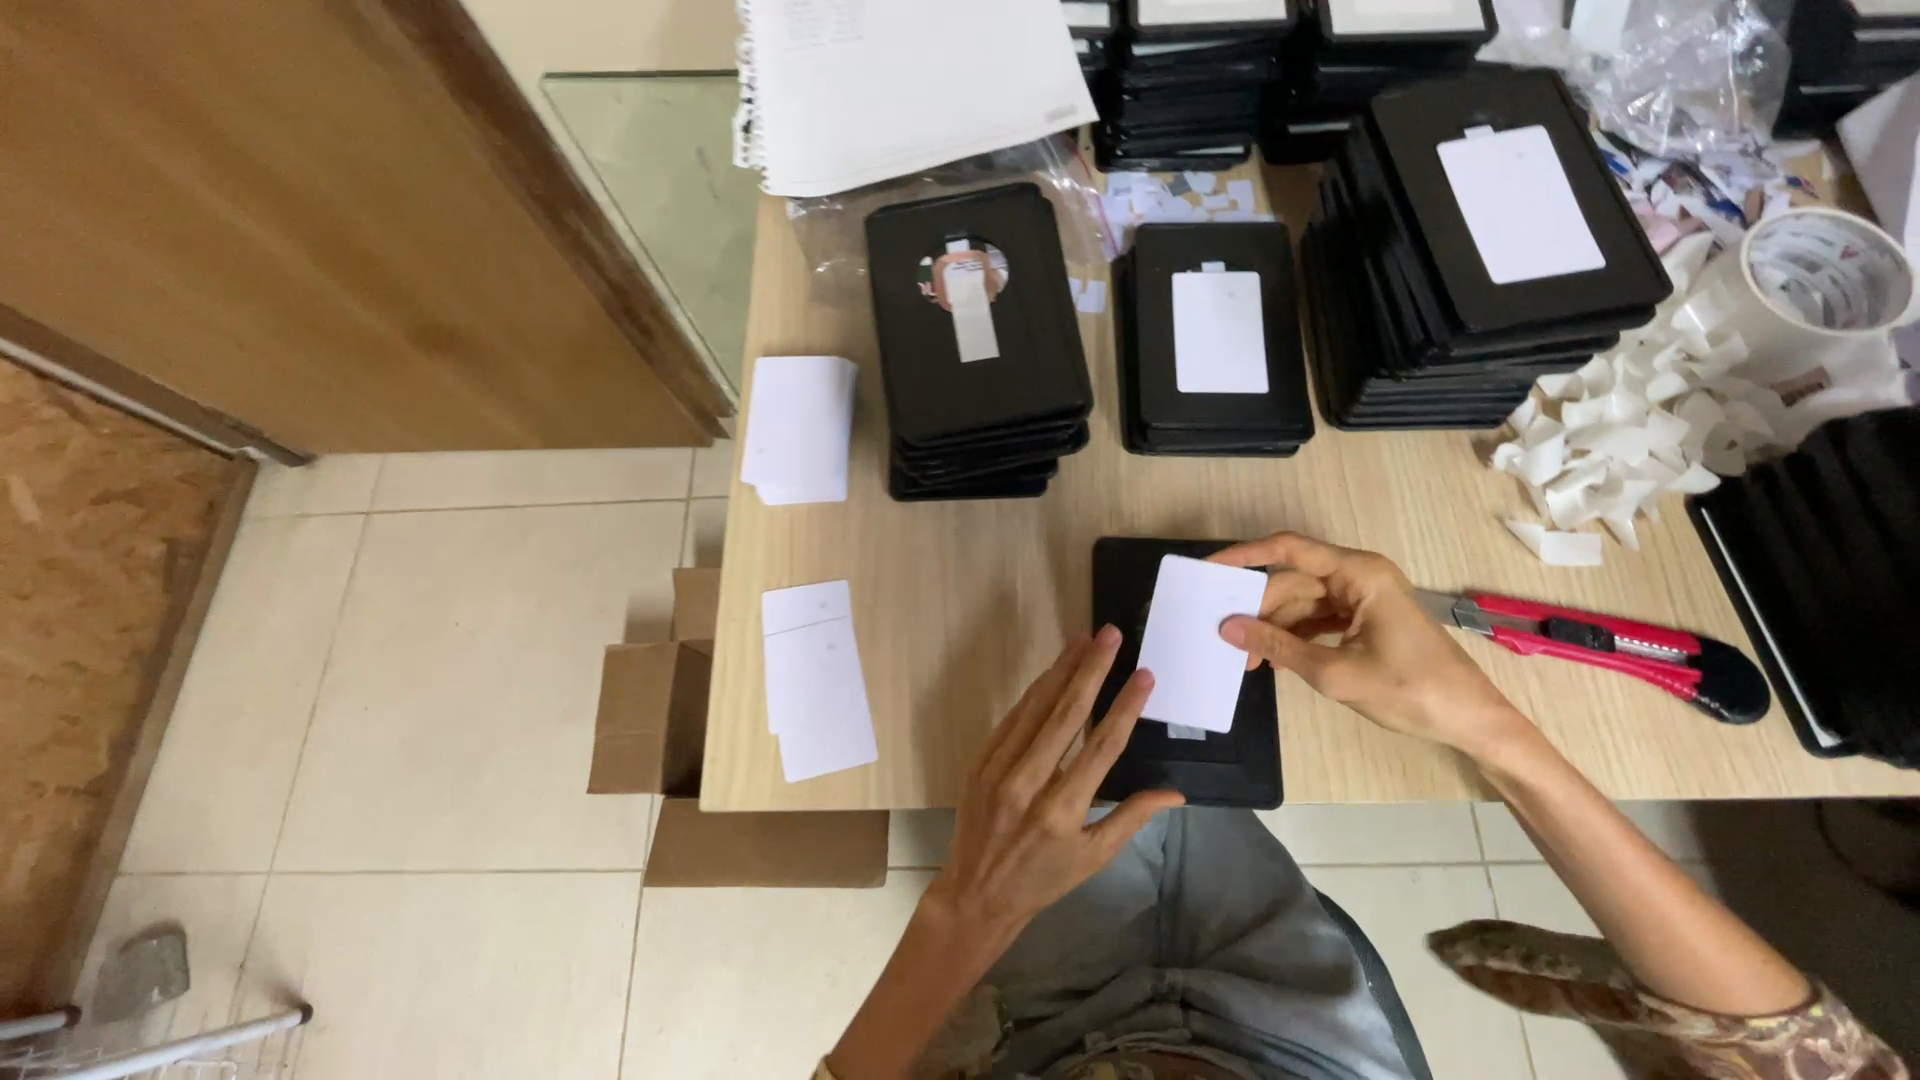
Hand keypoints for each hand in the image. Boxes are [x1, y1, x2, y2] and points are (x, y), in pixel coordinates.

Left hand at [926, 626, 1185, 945]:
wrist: (976, 893)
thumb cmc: (1044, 879)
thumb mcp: (1094, 858)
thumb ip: (1132, 818)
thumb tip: (1176, 793)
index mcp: (1063, 811)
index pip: (1102, 747)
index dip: (1125, 708)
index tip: (1144, 676)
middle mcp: (1028, 784)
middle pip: (1066, 714)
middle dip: (1090, 670)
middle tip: (1109, 634)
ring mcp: (998, 770)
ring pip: (1035, 708)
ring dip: (1061, 670)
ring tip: (1083, 640)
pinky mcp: (979, 762)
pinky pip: (1011, 719)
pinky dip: (1033, 693)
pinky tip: (1052, 671)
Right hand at [1209, 532, 1530, 758]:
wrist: (1471, 720)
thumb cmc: (1410, 690)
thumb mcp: (1334, 671)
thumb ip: (1276, 645)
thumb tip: (1226, 628)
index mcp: (1359, 574)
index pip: (1288, 549)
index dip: (1245, 555)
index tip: (1209, 570)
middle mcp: (1359, 576)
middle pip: (1291, 581)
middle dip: (1257, 607)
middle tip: (1224, 635)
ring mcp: (1363, 598)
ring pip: (1301, 602)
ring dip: (1273, 627)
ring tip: (1247, 658)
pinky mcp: (1365, 620)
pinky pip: (1317, 618)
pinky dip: (1294, 636)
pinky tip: (1273, 658)